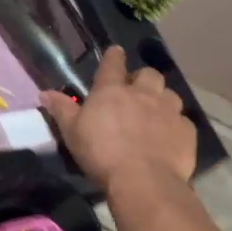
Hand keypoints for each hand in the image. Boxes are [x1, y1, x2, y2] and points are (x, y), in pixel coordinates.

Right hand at [41, 46, 196, 186]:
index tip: (116, 51)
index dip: (114, 57)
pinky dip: (174, 124)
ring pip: (170, 94)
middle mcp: (143, 94)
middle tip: (136, 90)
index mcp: (111, 92)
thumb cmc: (101, 152)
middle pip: (149, 74)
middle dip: (142, 78)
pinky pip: (182, 120)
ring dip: (161, 98)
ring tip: (154, 111)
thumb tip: (44, 93)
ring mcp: (168, 111)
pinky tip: (167, 136)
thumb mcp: (72, 132)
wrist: (143, 180)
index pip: (112, 65)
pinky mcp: (186, 131)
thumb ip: (61, 110)